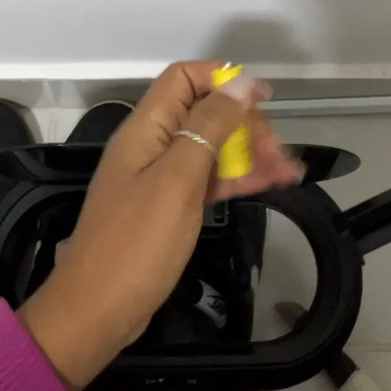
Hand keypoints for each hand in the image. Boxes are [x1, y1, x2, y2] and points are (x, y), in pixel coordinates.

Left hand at [17, 61, 303, 390]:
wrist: (99, 311)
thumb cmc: (137, 242)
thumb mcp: (178, 179)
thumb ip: (209, 127)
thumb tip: (238, 83)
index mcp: (145, 128)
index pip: (182, 79)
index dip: (221, 78)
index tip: (262, 97)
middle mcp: (152, 144)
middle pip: (203, 112)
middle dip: (244, 121)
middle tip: (278, 146)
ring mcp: (161, 177)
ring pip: (212, 148)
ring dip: (250, 152)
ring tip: (290, 168)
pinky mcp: (170, 207)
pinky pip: (209, 179)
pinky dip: (239, 178)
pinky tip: (274, 182)